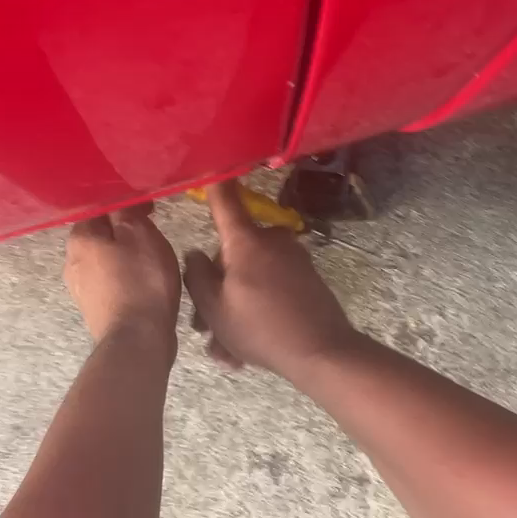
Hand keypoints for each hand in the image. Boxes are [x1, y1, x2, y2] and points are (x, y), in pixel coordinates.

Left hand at [64, 204, 180, 346]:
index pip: (99, 209)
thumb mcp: (140, 234)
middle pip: (100, 236)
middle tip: (153, 235)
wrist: (136, 340)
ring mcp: (81, 289)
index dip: (125, 205)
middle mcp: (71, 262)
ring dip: (124, 257)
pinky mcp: (94, 310)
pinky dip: (125, 279)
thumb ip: (127, 211)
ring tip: (151, 262)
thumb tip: (120, 201)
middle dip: (123, 233)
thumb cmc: (142, 281)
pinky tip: (144, 285)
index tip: (150, 211)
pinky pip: (110, 284)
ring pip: (104, 261)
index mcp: (80, 239)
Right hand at [182, 182, 360, 376]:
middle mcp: (272, 241)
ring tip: (226, 352)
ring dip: (233, 311)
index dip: (213, 182)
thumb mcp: (215, 308)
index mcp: (246, 240)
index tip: (209, 164)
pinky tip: (245, 353)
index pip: (225, 199)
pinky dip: (255, 313)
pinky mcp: (306, 279)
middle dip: (216, 290)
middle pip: (232, 254)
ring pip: (249, 279)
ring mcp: (293, 259)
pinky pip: (270, 290)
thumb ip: (197, 276)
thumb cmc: (260, 328)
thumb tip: (195, 254)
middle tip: (206, 329)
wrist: (321, 352)